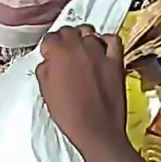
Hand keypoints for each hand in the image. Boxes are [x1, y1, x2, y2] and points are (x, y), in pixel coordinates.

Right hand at [37, 27, 127, 158]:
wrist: (97, 130)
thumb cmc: (69, 115)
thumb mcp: (47, 93)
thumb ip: (44, 71)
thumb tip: (48, 62)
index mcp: (59, 54)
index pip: (50, 38)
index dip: (49, 47)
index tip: (50, 55)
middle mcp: (79, 47)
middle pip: (69, 31)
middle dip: (64, 39)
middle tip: (65, 53)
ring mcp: (100, 52)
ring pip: (89, 32)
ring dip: (83, 38)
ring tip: (82, 50)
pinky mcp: (116, 60)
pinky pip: (113, 40)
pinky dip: (107, 40)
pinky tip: (102, 48)